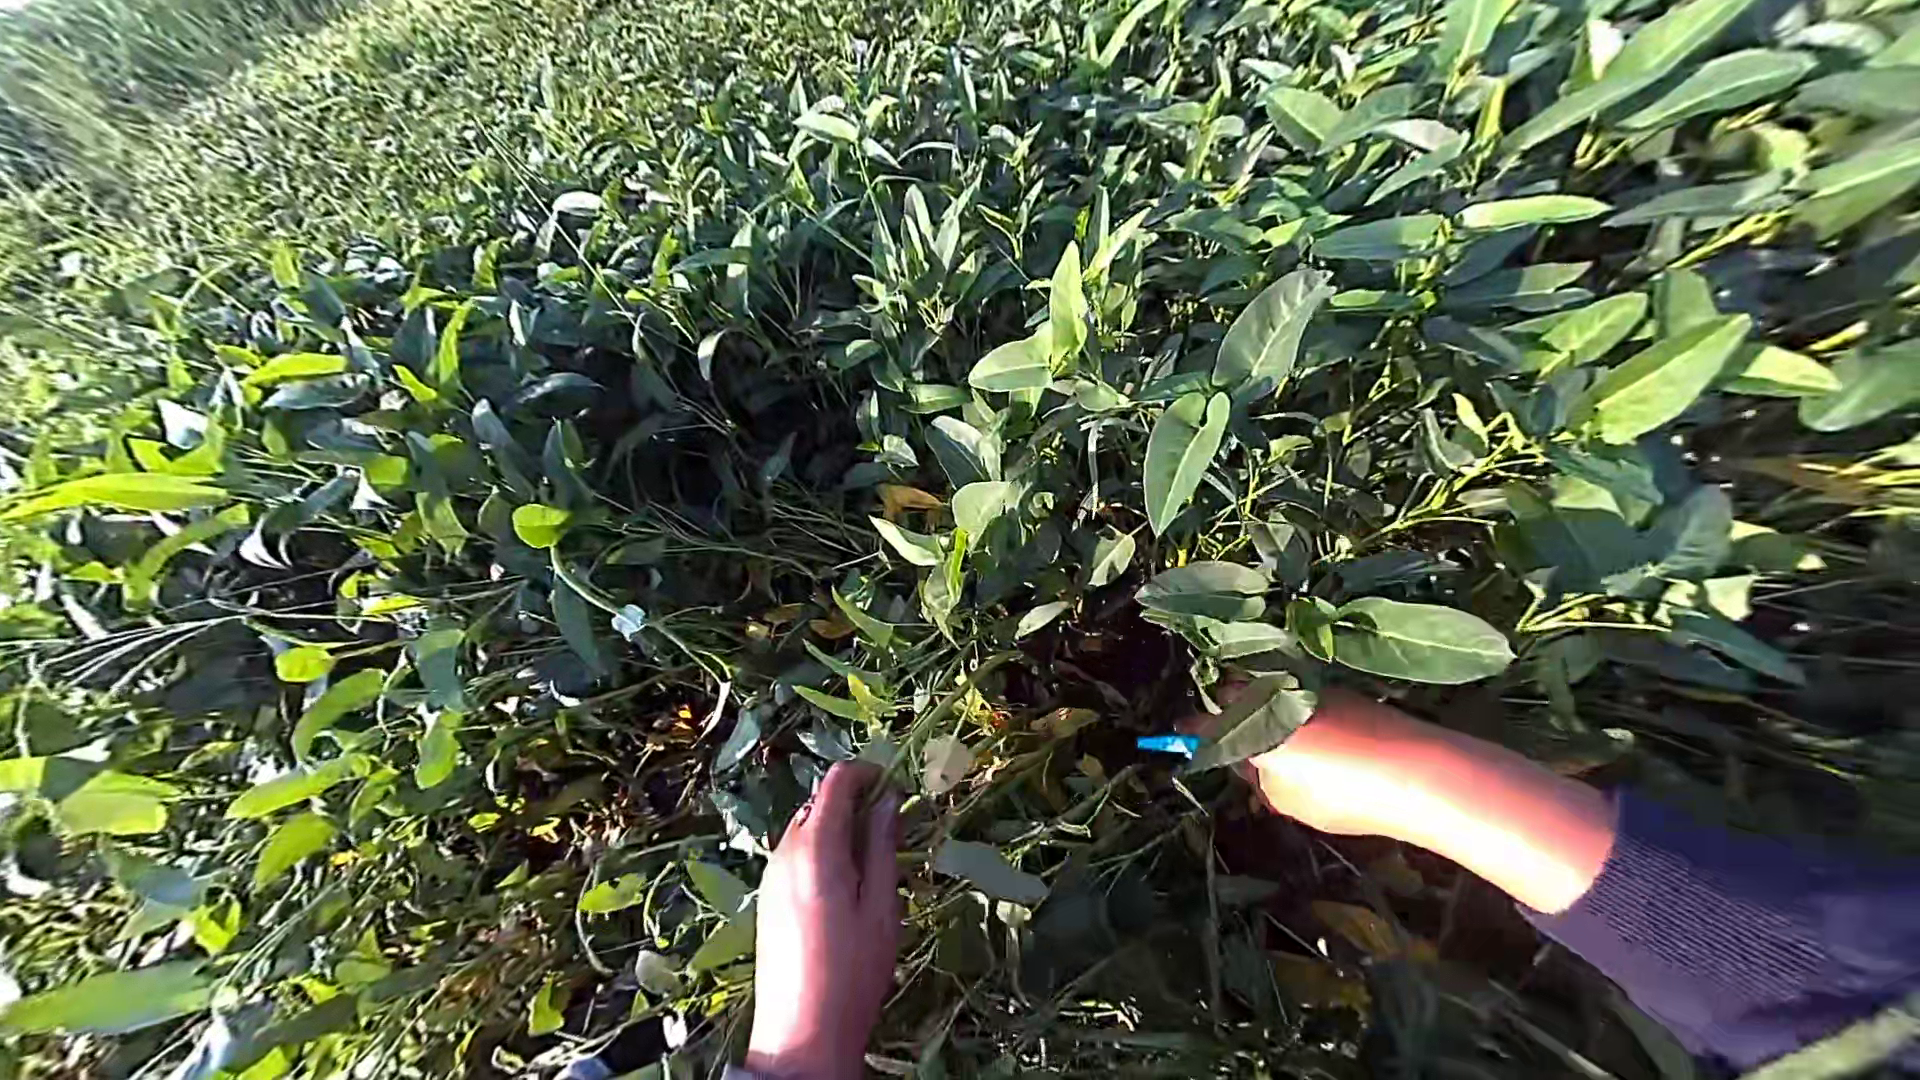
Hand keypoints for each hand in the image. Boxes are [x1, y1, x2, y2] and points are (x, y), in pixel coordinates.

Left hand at [747, 761, 902, 1079]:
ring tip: (870, 859)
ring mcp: (772, 872)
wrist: (800, 1038)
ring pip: (808, 824)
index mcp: (816, 846)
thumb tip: (888, 797)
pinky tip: (842, 882)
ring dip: (839, 824)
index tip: (895, 788)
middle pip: (821, 800)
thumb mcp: (881, 904)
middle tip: (890, 828)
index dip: (868, 773)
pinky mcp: (767, 893)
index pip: (837, 780)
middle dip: (856, 801)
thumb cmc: (852, 970)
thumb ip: (882, 843)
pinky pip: (797, 850)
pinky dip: (822, 846)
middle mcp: (787, 850)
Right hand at [1196, 686, 1615, 913]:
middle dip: (1220, 712)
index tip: (1177, 737)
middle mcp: (1266, 695)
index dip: (1186, 734)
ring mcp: (1300, 686)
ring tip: (1276, 739)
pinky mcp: (1331, 686)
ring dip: (1255, 705)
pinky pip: (1293, 690)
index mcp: (1246, 726)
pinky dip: (1289, 705)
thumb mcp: (1287, 800)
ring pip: (1260, 688)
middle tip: (1233, 741)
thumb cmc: (1343, 793)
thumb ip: (1260, 779)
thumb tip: (1254, 765)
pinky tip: (1316, 735)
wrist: (1419, 769)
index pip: (1199, 725)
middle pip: (1226, 694)